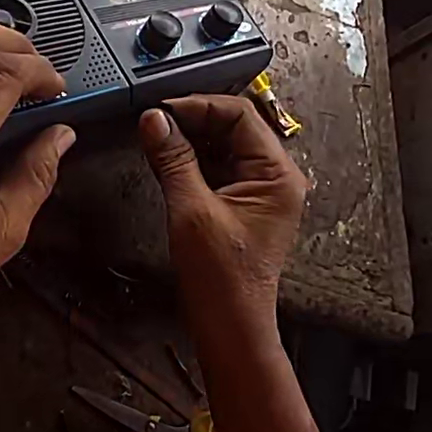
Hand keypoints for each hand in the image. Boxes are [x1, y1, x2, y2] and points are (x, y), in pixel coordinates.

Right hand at [138, 96, 308, 350]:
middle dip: (193, 120)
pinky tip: (168, 160)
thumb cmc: (223, 280)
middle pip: (233, 127)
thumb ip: (172, 159)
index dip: (199, 105)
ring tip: (157, 140)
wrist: (229, 326)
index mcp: (277, 175)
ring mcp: (258, 190)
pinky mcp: (241, 202)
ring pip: (223, 145)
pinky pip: (217, 166)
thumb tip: (154, 121)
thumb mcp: (191, 211)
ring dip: (190, 139)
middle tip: (156, 122)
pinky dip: (192, 160)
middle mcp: (274, 178)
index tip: (164, 108)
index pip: (241, 115)